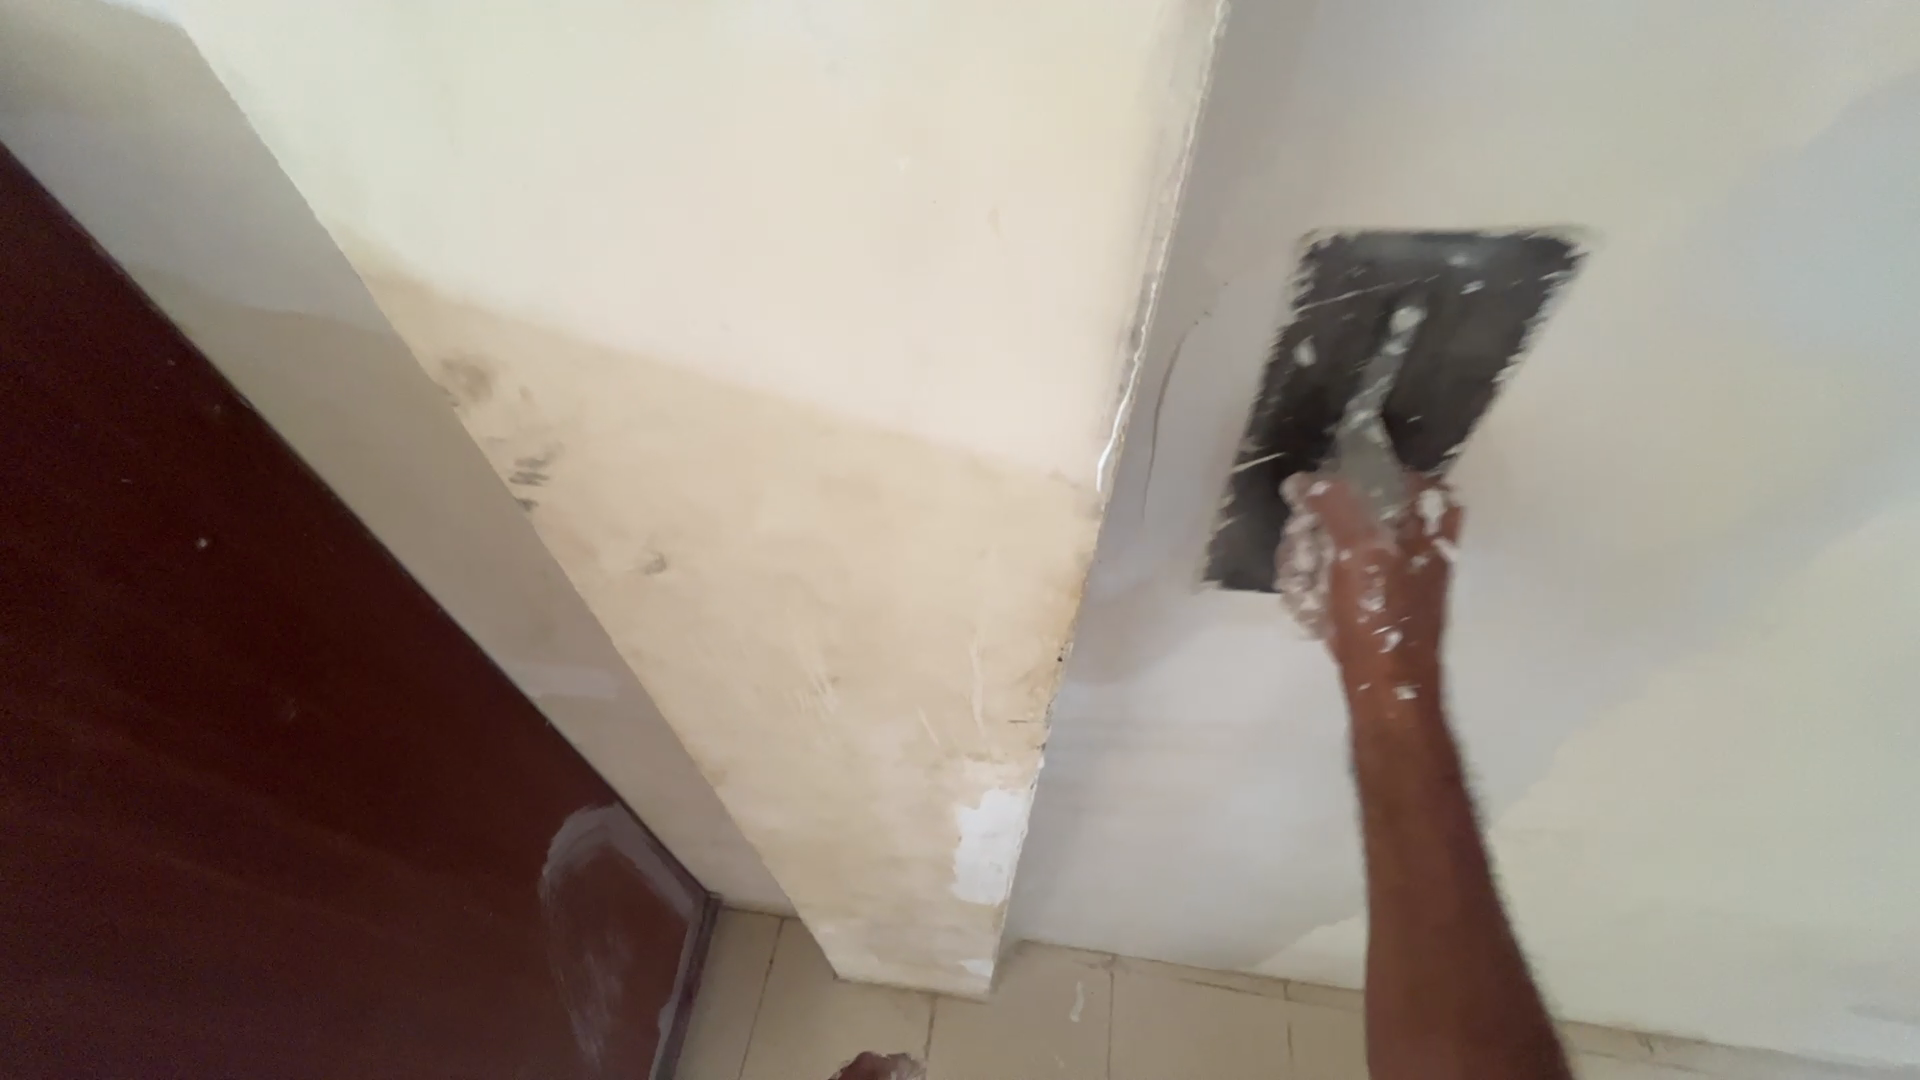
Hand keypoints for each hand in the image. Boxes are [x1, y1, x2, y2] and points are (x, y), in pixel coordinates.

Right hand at [1281, 472, 1460, 705]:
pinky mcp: (1369, 609)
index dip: (1380, 477)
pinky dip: (1314, 589)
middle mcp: (1415, 553)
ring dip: (1310, 559)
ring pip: (1342, 551)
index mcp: (1427, 532)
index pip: (1418, 484)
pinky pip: (1334, 584)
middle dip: (1323, 525)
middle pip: (1366, 516)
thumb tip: (1308, 479)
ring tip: (1297, 577)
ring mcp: (1391, 583)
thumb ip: (1336, 506)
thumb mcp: (1359, 551)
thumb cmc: (1381, 616)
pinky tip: (1305, 603)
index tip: (1338, 483)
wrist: (1386, 687)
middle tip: (1302, 535)